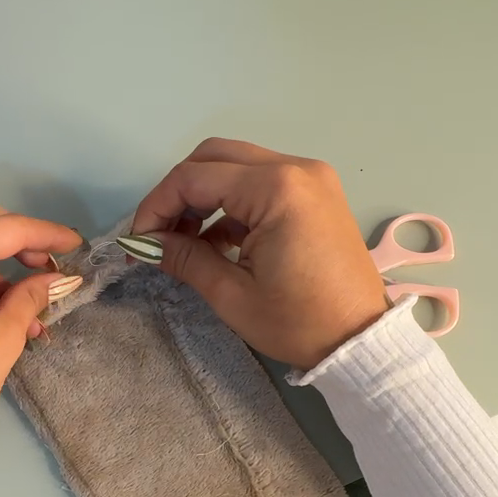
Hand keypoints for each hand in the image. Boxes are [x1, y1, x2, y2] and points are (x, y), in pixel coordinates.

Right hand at [132, 139, 388, 369]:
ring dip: (201, 196)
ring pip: (234, 165)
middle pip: (213, 157)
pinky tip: (213, 240)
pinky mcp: (313, 192)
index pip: (194, 177)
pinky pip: (257, 182)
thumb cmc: (297, 322)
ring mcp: (308, 178)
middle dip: (176, 193)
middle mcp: (295, 168)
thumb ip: (183, 257)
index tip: (138, 241)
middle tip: (157, 235)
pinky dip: (228, 203)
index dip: (156, 206)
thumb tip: (143, 244)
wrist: (359, 339)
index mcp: (276, 189)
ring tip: (182, 241)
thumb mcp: (230, 294)